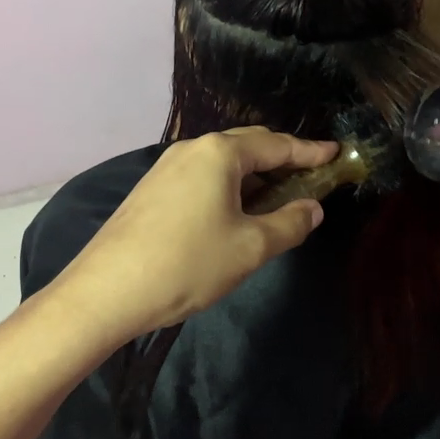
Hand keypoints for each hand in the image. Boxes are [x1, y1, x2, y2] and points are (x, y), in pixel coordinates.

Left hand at [50, 128, 336, 346]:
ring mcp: (167, 167)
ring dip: (255, 174)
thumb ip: (290, 223)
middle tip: (310, 174)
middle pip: (250, 144)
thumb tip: (313, 208)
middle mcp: (193, 149)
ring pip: (224, 161)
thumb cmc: (186, 264)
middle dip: (283, 157)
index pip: (278, 145)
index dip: (310, 151)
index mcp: (221, 153)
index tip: (336, 153)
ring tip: (276, 196)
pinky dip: (229, 184)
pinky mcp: (151, 189)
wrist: (103, 294)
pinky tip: (234, 211)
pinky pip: (203, 175)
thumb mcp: (250, 248)